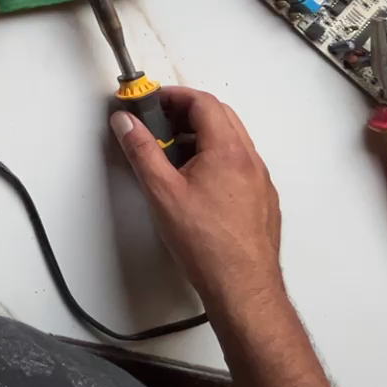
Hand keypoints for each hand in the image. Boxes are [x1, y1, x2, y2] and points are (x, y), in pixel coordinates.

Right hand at [113, 88, 283, 311]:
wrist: (243, 290)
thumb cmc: (205, 243)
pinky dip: (214, 155)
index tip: (151, 101)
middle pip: (221, 116)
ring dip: (200, 133)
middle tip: (157, 121)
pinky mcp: (262, 201)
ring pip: (231, 140)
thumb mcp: (160, 190)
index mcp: (229, 152)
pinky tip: (192, 179)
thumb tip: (125, 121)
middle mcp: (251, 162)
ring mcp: (260, 182)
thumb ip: (140, 149)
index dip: (174, 95)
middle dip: (186, 111)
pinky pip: (239, 163)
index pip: (204, 103)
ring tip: (170, 152)